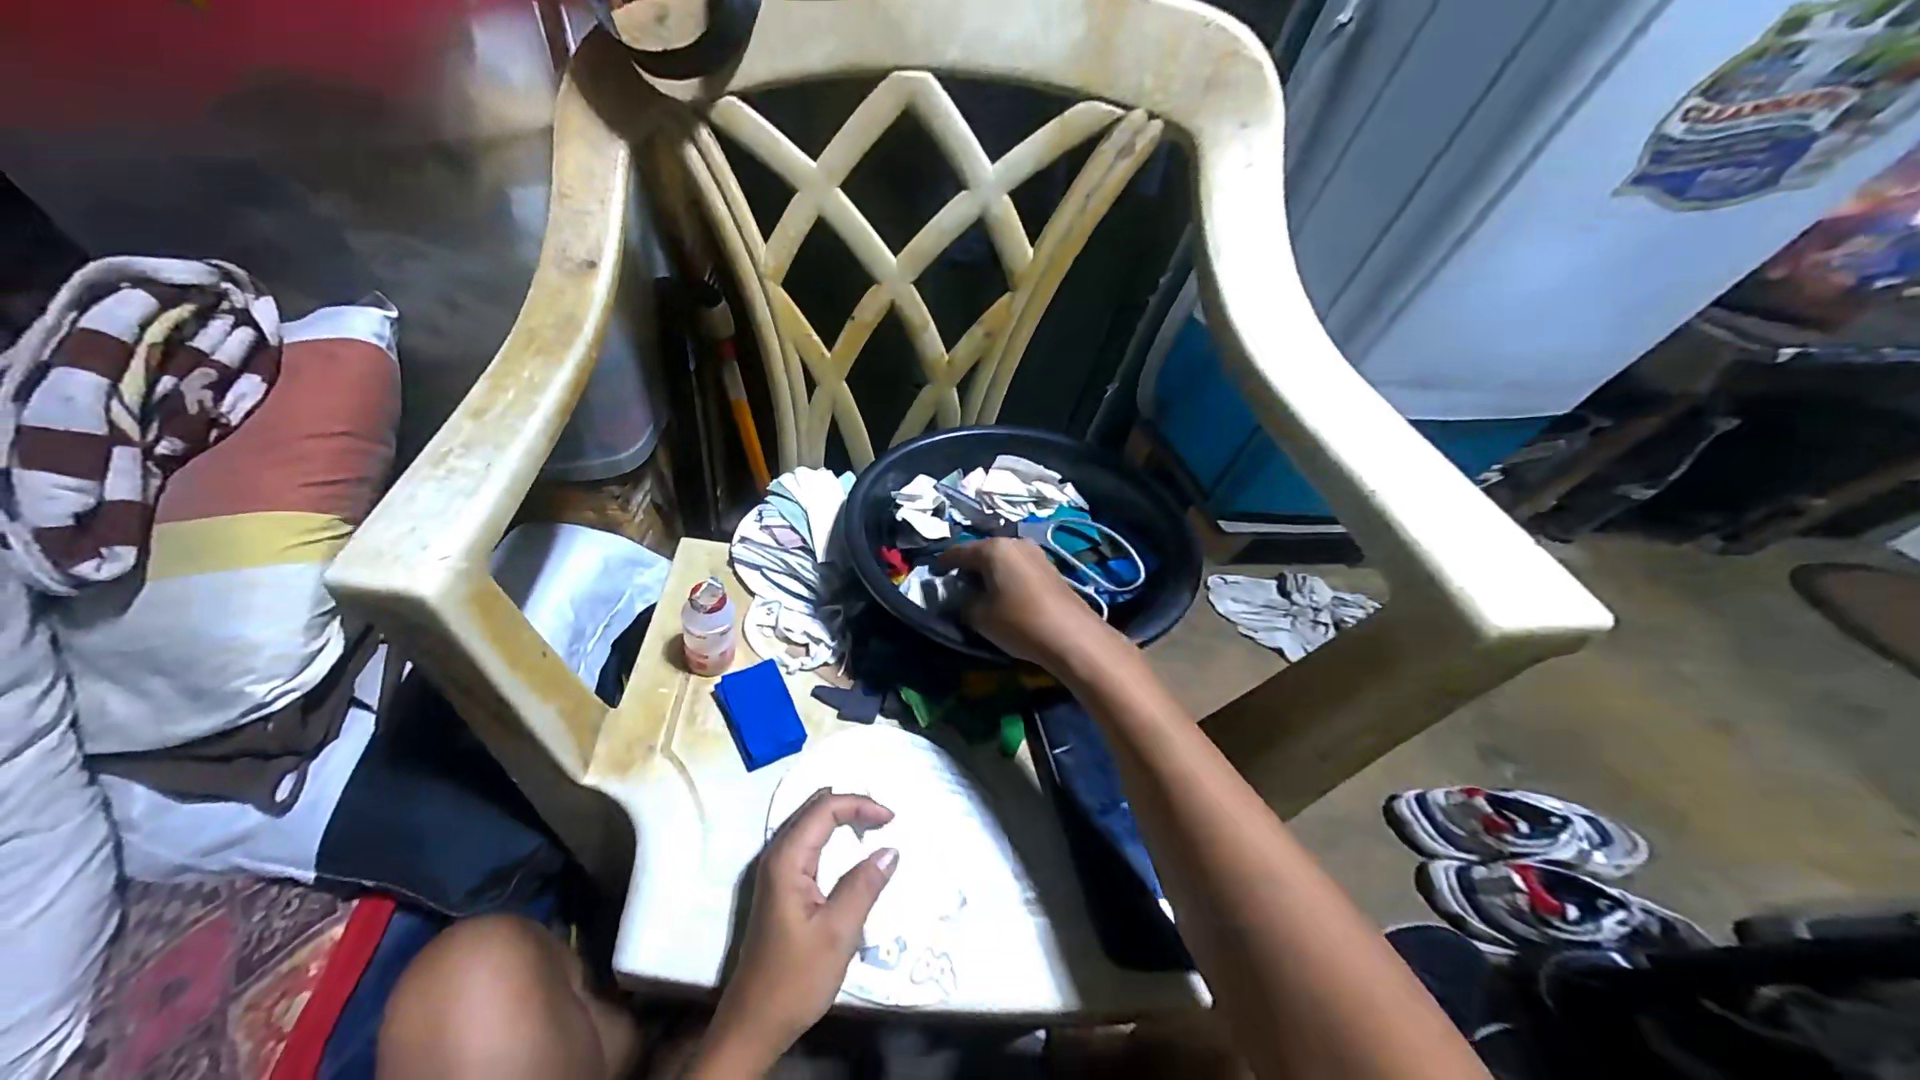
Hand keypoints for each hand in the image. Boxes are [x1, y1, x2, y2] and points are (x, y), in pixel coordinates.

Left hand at [692, 790, 897, 1075]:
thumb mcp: (838, 933)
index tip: (891, 819)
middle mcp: (776, 858)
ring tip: (872, 822)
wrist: (754, 1025)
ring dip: (840, 817)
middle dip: (850, 804)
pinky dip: (831, 835)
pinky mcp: (780, 889)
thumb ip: (864, 886)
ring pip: (809, 825)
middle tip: (884, 815)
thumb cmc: (795, 979)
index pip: (824, 810)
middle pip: (813, 810)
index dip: (859, 805)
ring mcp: (775, 874)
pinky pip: (807, 845)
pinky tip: (847, 845)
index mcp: (787, 861)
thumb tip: (890, 849)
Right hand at [936, 537, 1120, 667]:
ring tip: (979, 593)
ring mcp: (1036, 554)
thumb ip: (962, 602)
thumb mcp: (979, 615)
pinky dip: (1006, 578)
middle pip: (982, 552)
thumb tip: (959, 597)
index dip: (942, 565)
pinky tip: (1003, 595)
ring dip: (988, 573)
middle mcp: (1015, 543)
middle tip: (955, 587)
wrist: (1072, 636)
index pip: (958, 552)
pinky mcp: (1050, 569)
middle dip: (967, 568)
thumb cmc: (1019, 621)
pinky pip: (1018, 568)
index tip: (933, 576)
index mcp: (993, 548)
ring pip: (1002, 560)